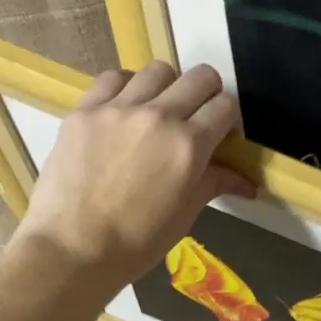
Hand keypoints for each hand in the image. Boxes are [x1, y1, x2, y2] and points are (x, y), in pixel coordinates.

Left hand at [14, 62, 251, 284]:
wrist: (73, 249)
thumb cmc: (136, 243)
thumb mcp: (183, 215)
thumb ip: (213, 184)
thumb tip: (247, 182)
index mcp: (189, 146)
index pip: (225, 107)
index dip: (230, 119)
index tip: (222, 136)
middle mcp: (158, 116)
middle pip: (199, 77)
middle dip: (207, 96)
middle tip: (197, 120)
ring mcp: (118, 108)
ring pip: (158, 71)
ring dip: (167, 88)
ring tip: (156, 114)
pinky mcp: (84, 109)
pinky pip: (114, 78)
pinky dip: (127, 88)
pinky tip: (124, 111)